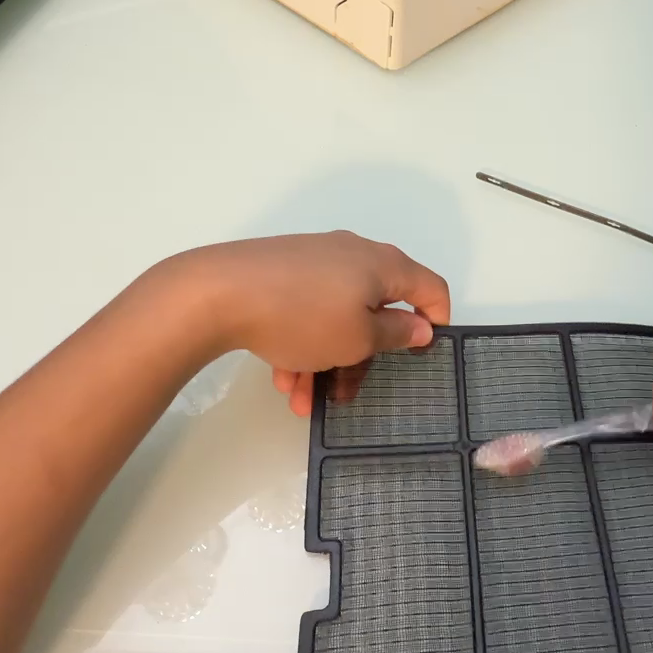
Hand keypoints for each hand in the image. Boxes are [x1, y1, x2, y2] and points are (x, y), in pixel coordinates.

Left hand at [154, 232, 450, 415]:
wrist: (216, 292)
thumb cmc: (302, 316)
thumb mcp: (357, 337)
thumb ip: (396, 333)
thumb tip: (421, 325)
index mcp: (383, 265)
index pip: (431, 287)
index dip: (436, 322)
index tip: (421, 356)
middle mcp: (354, 255)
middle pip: (378, 308)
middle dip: (364, 356)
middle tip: (347, 393)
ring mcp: (316, 260)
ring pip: (338, 315)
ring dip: (328, 359)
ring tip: (302, 397)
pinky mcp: (283, 269)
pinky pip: (308, 309)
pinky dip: (303, 341)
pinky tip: (282, 377)